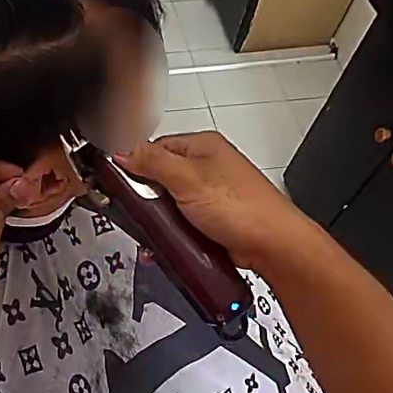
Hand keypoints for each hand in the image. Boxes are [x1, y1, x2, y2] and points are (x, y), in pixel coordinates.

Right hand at [113, 131, 320, 272]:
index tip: (119, 183)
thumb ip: (152, 162)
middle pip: (159, 179)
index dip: (134, 165)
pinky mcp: (211, 222)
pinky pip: (182, 226)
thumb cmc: (245, 208)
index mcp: (202, 146)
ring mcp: (210, 197)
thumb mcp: (188, 179)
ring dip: (160, 222)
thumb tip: (122, 151)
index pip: (153, 148)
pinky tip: (170, 244)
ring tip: (157, 232)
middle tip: (142, 212)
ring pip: (169, 206)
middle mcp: (207, 169)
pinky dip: (173, 236)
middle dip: (147, 200)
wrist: (273, 246)